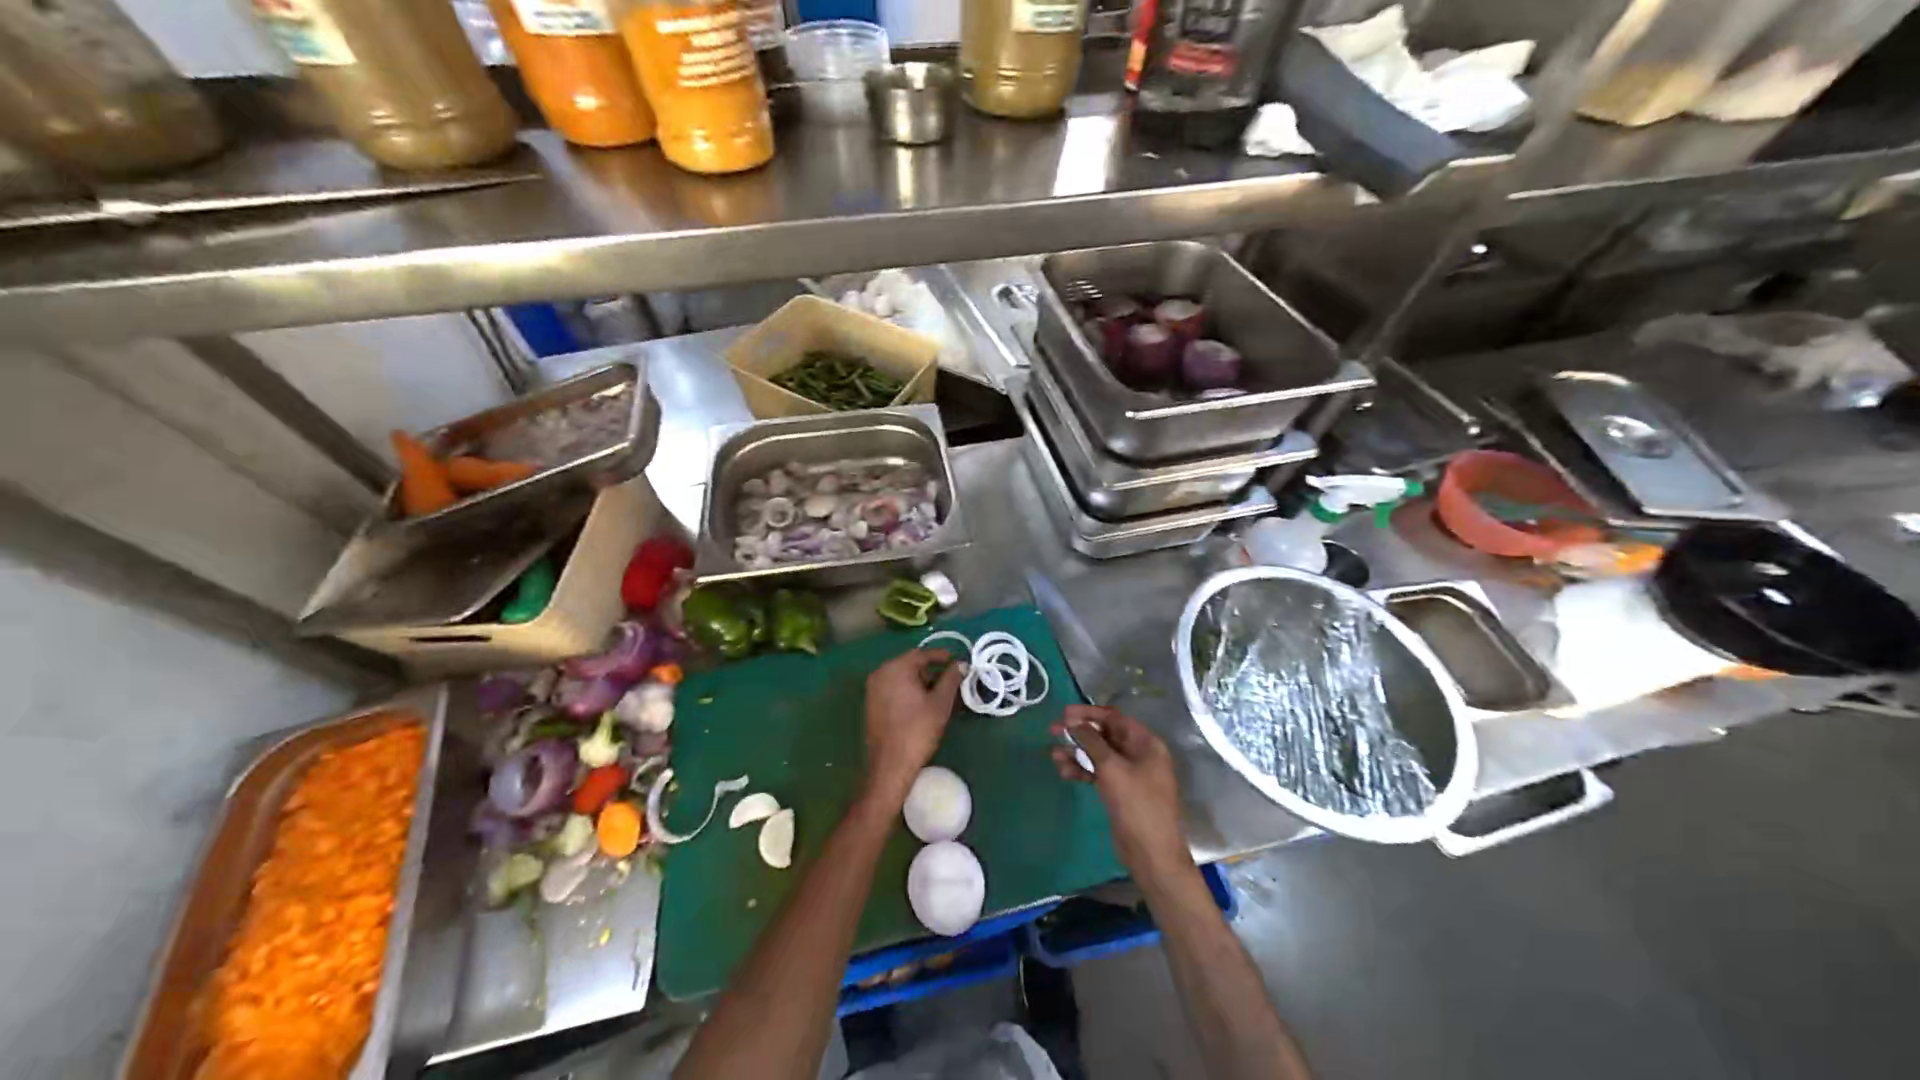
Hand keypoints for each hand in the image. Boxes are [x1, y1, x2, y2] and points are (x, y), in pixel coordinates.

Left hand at [863, 649, 964, 804]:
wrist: (890, 764)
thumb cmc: (918, 730)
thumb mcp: (940, 703)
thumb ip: (951, 679)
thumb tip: (961, 664)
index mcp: (895, 668)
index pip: (922, 654)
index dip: (941, 656)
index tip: (957, 661)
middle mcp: (880, 673)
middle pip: (910, 665)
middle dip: (931, 671)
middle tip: (951, 681)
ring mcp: (873, 689)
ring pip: (902, 677)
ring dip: (921, 682)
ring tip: (940, 695)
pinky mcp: (871, 704)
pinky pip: (893, 689)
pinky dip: (908, 691)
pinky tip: (922, 704)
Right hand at [1051, 706, 1191, 883]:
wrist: (1151, 853)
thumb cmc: (1136, 804)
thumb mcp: (1112, 768)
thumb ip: (1091, 741)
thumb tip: (1073, 721)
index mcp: (1146, 743)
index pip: (1115, 718)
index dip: (1090, 714)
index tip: (1065, 713)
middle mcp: (1139, 754)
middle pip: (1105, 735)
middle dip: (1079, 733)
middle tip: (1053, 731)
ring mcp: (1129, 774)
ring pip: (1098, 755)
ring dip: (1077, 753)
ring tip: (1054, 755)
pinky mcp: (1119, 791)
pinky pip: (1098, 772)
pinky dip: (1082, 770)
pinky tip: (1064, 771)